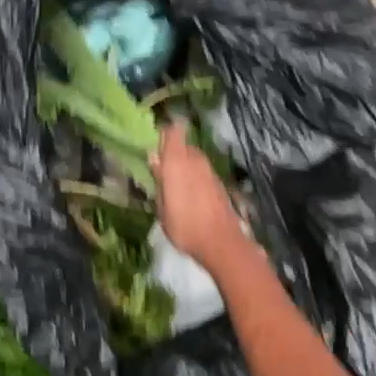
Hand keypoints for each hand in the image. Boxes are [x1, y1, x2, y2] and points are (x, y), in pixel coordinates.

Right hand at [150, 121, 249, 268]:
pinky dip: (194, 176)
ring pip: (193, 158)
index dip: (164, 132)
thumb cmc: (184, 227)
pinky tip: (188, 195)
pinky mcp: (218, 183)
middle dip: (171, 152)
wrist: (221, 243)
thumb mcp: (162, 208)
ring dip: (183, 165)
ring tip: (173, 184)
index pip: (173, 132)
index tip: (154, 143)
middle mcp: (195, 161)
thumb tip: (154, 158)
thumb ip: (159, 180)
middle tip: (160, 169)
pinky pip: (202, 171)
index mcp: (177, 163)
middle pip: (183, 144)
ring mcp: (209, 171)